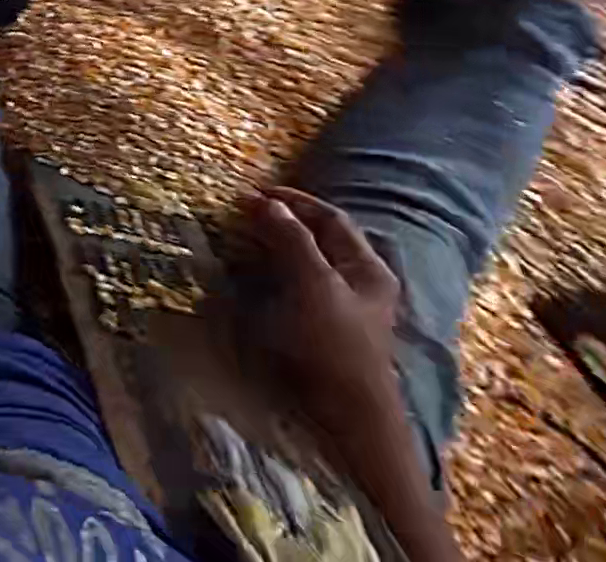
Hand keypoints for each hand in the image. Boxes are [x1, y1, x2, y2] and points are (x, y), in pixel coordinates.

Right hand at [242, 188, 400, 415]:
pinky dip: (269, 266)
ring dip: (271, 241)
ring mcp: (337, 304)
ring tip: (238, 233)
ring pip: (302, 258)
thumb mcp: (313, 284)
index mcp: (367, 268)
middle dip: (279, 218)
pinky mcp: (317, 323)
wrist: (344, 414)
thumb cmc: (334, 343)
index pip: (329, 218)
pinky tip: (248, 268)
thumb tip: (266, 201)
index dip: (293, 200)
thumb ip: (291, 239)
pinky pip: (291, 280)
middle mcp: (356, 281)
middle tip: (240, 209)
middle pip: (317, 237)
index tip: (253, 191)